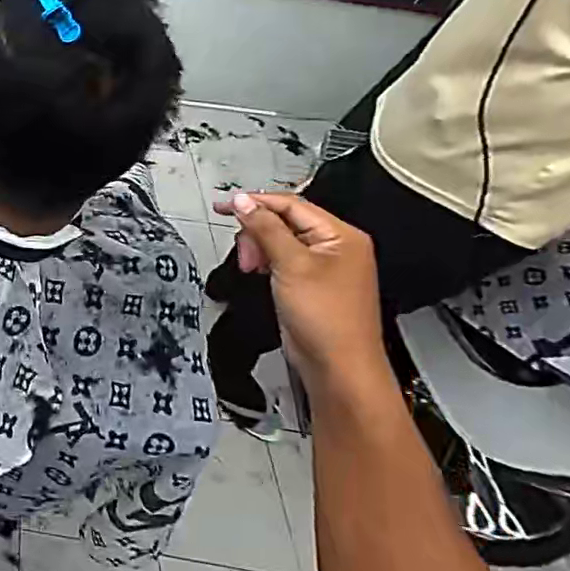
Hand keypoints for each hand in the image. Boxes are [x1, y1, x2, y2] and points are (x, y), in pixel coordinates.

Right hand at [216, 193, 383, 386]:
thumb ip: (265, 228)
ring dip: (259, 249)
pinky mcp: (310, 284)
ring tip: (252, 266)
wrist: (338, 368)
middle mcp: (335, 247)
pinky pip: (282, 261)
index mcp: (341, 235)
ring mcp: (323, 267)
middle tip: (245, 250)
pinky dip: (266, 263)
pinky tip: (259, 272)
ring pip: (280, 241)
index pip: (292, 204)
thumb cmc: (330, 323)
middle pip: (284, 222)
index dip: (257, 203)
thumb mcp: (291, 264)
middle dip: (258, 232)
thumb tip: (245, 202)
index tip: (228, 206)